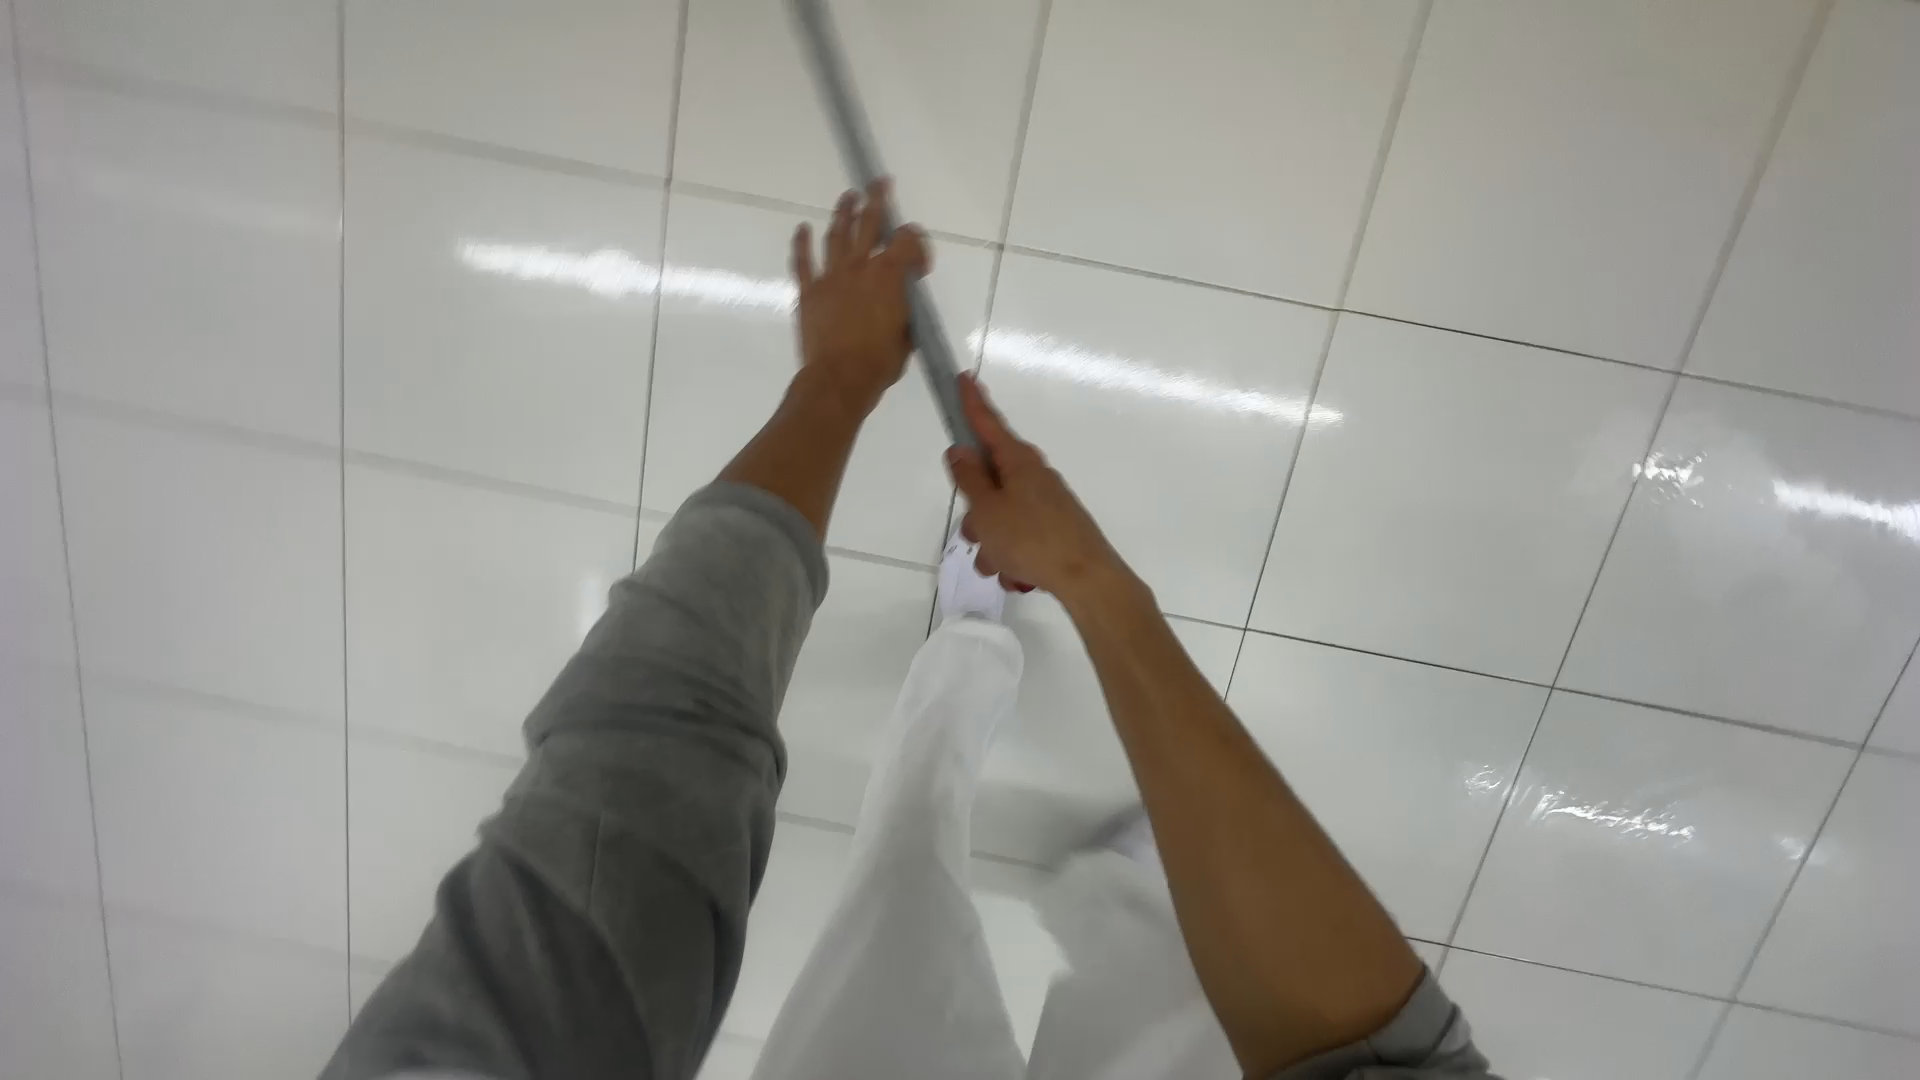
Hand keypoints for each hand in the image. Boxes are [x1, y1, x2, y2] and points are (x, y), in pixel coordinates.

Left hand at [790, 179, 929, 412]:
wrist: (838, 380)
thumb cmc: (879, 364)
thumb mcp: (908, 338)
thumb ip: (907, 314)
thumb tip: (903, 307)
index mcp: (889, 276)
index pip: (908, 241)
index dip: (918, 246)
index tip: (920, 265)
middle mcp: (860, 266)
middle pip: (869, 221)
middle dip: (877, 198)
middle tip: (879, 183)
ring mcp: (831, 275)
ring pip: (837, 234)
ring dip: (844, 212)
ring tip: (848, 198)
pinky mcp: (809, 290)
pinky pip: (803, 261)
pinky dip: (802, 243)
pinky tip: (802, 229)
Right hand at [944, 374, 1132, 602]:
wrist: (1085, 577)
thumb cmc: (1029, 539)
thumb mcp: (987, 509)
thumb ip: (969, 479)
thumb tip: (960, 449)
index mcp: (1017, 461)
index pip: (988, 423)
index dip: (972, 402)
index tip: (964, 377)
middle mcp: (1034, 475)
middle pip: (990, 481)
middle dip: (976, 511)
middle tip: (974, 534)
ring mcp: (1046, 503)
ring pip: (1001, 516)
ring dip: (992, 543)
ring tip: (998, 565)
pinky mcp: (1055, 528)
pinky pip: (1020, 538)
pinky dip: (1012, 556)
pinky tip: (1018, 576)